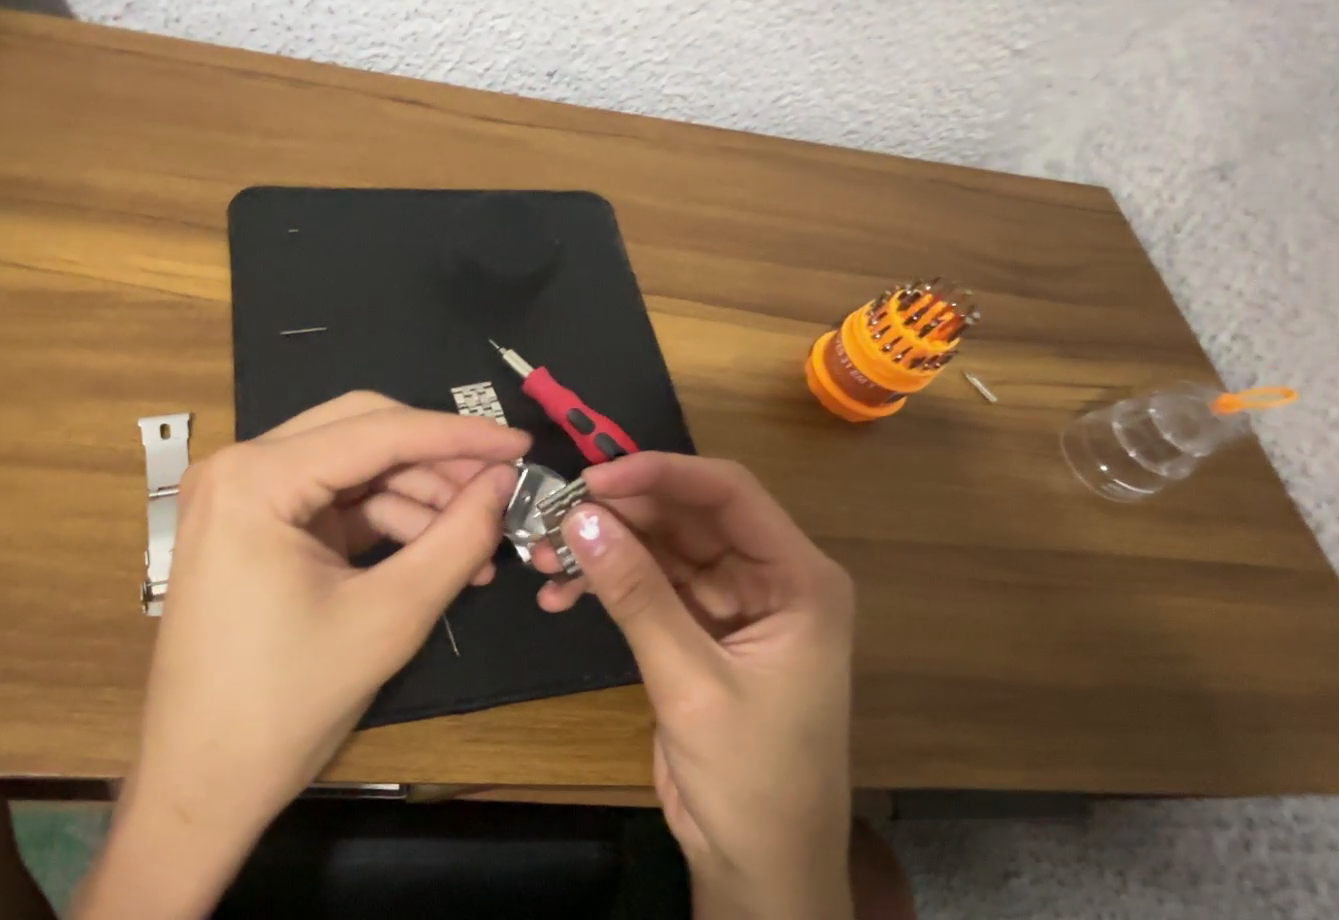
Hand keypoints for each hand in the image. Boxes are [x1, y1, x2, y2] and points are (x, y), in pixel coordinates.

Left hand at [77, 392, 526, 919]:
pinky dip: (389, 524)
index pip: (377, 430)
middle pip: (362, 433)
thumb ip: (458, 538)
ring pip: (354, 468)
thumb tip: (504, 482)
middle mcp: (239, 468)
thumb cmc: (287, 702)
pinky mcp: (257, 528)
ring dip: (419, 499)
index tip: (520, 445)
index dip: (459, 435)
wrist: (204, 783)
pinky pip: (336, 504)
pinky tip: (437, 556)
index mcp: (254, 477)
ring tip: (479, 544)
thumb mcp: (390, 616)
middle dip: (437, 463)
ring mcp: (243, 497)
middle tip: (500, 490)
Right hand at [535, 453, 855, 919]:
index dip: (660, 473)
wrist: (758, 865)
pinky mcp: (695, 629)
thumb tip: (579, 517)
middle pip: (686, 516)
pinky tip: (559, 595)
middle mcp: (767, 577)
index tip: (591, 479)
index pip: (728, 494)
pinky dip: (604, 585)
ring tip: (541, 556)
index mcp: (797, 578)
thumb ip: (637, 594)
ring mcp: (729, 603)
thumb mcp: (691, 681)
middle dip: (619, 513)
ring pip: (659, 547)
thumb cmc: (751, 776)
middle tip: (550, 516)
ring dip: (602, 548)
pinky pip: (646, 586)